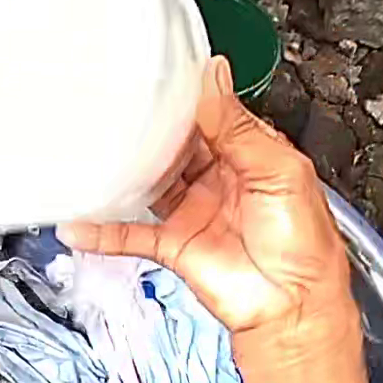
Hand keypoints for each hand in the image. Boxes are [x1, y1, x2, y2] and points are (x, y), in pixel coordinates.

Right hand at [58, 57, 356, 355]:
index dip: (184, 98)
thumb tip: (214, 79)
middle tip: (117, 111)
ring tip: (88, 156)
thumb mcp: (279, 171)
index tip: (156, 77)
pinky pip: (129, 235)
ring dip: (119, 175)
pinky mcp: (171, 246)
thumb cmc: (303, 245)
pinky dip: (102, 232)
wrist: (291, 305)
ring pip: (147, 186)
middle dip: (147, 132)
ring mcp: (190, 213)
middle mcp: (214, 180)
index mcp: (247, 154)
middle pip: (171, 148)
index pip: (208, 115)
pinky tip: (79, 224)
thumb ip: (238, 129)